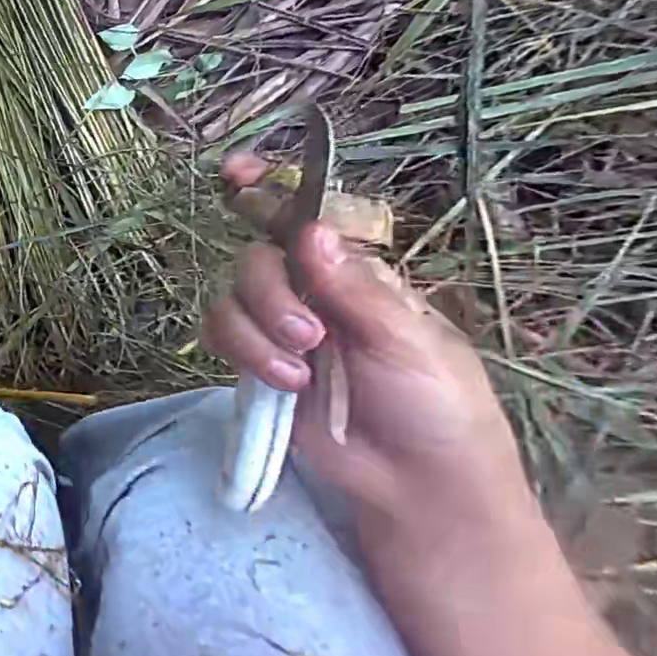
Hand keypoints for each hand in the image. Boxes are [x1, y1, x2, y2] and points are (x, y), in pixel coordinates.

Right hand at [207, 153, 534, 546]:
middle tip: (307, 336)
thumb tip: (308, 230)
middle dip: (271, 295)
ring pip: (230, 299)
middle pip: (257, 260)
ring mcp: (276, 327)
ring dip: (255, 333)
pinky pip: (219, 334)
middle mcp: (309, 292)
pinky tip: (280, 381)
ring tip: (299, 374)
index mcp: (354, 275)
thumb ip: (354, 290)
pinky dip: (240, 352)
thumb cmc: (437, 407)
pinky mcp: (253, 361)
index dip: (267, 190)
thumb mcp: (409, 343)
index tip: (233, 171)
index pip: (304, 219)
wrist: (414, 484)